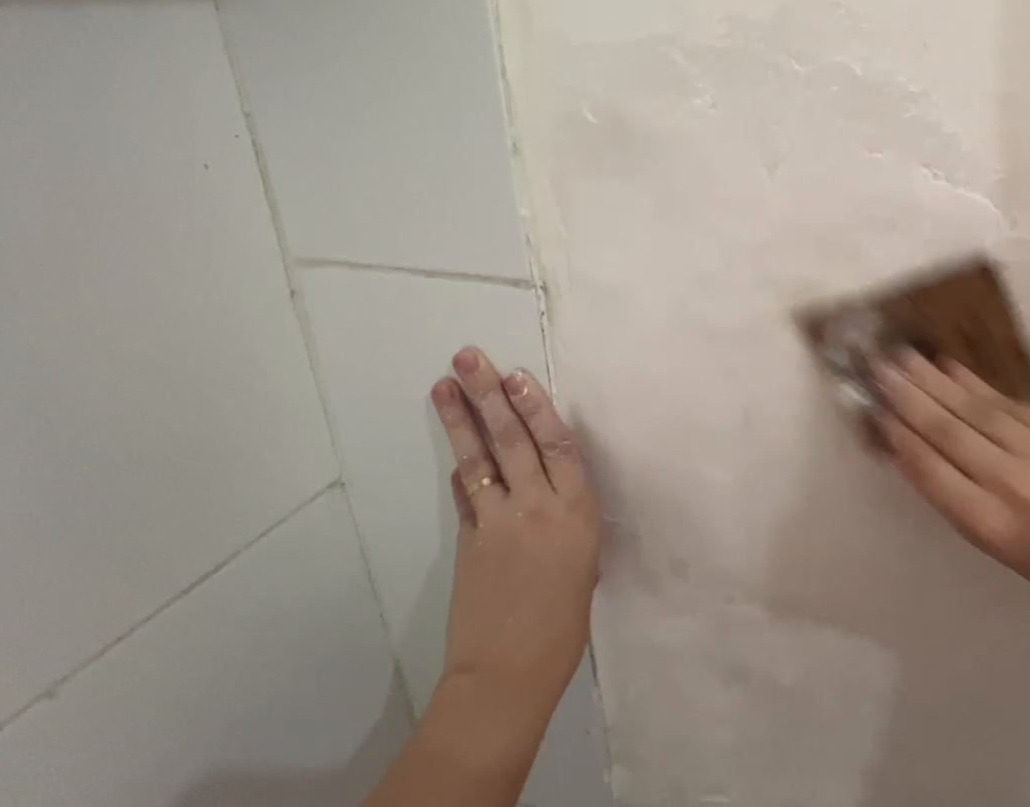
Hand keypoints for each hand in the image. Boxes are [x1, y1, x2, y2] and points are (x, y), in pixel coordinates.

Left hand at [432, 346, 601, 706]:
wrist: (510, 670)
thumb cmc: (564, 624)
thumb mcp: (584, 564)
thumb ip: (566, 522)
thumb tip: (547, 493)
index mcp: (578, 513)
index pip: (558, 445)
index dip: (536, 407)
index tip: (516, 375)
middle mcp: (540, 508)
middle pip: (514, 440)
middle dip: (490, 396)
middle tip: (469, 359)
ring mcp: (499, 523)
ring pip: (482, 459)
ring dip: (460, 420)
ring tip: (444, 384)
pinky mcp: (469, 542)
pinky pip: (467, 495)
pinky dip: (462, 470)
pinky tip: (454, 448)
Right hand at [872, 349, 1029, 623]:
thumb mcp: (994, 546)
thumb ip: (953, 496)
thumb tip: (911, 447)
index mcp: (990, 524)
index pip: (930, 470)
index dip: (899, 437)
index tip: (874, 408)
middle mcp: (1013, 483)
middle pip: (949, 431)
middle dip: (909, 396)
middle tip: (879, 367)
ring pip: (976, 408)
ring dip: (935, 380)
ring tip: (904, 357)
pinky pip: (1009, 403)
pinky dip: (976, 385)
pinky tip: (950, 368)